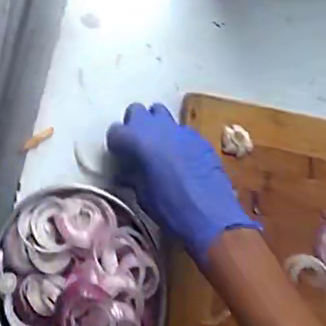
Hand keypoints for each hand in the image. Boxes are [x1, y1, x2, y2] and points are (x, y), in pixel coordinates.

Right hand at [106, 102, 258, 257]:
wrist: (210, 214)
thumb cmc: (169, 207)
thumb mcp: (141, 194)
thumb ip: (133, 173)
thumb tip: (129, 169)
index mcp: (136, 139)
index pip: (115, 130)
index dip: (117, 144)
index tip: (120, 156)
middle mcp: (157, 126)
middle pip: (137, 111)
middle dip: (134, 125)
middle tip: (137, 147)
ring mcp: (180, 129)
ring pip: (160, 114)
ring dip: (156, 126)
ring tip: (159, 149)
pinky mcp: (199, 136)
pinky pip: (180, 130)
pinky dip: (176, 139)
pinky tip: (181, 159)